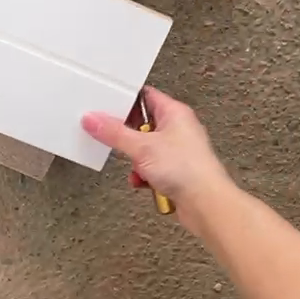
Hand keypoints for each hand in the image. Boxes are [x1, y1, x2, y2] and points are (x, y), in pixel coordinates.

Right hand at [81, 87, 235, 204]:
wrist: (205, 203)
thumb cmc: (187, 169)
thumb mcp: (142, 147)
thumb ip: (114, 133)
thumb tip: (94, 120)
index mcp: (174, 112)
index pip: (145, 95)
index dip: (126, 100)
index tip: (107, 105)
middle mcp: (178, 129)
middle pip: (143, 124)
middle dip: (128, 137)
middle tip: (116, 139)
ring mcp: (177, 151)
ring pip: (145, 149)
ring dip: (136, 161)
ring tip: (137, 167)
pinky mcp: (175, 171)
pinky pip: (152, 168)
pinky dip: (144, 175)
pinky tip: (143, 181)